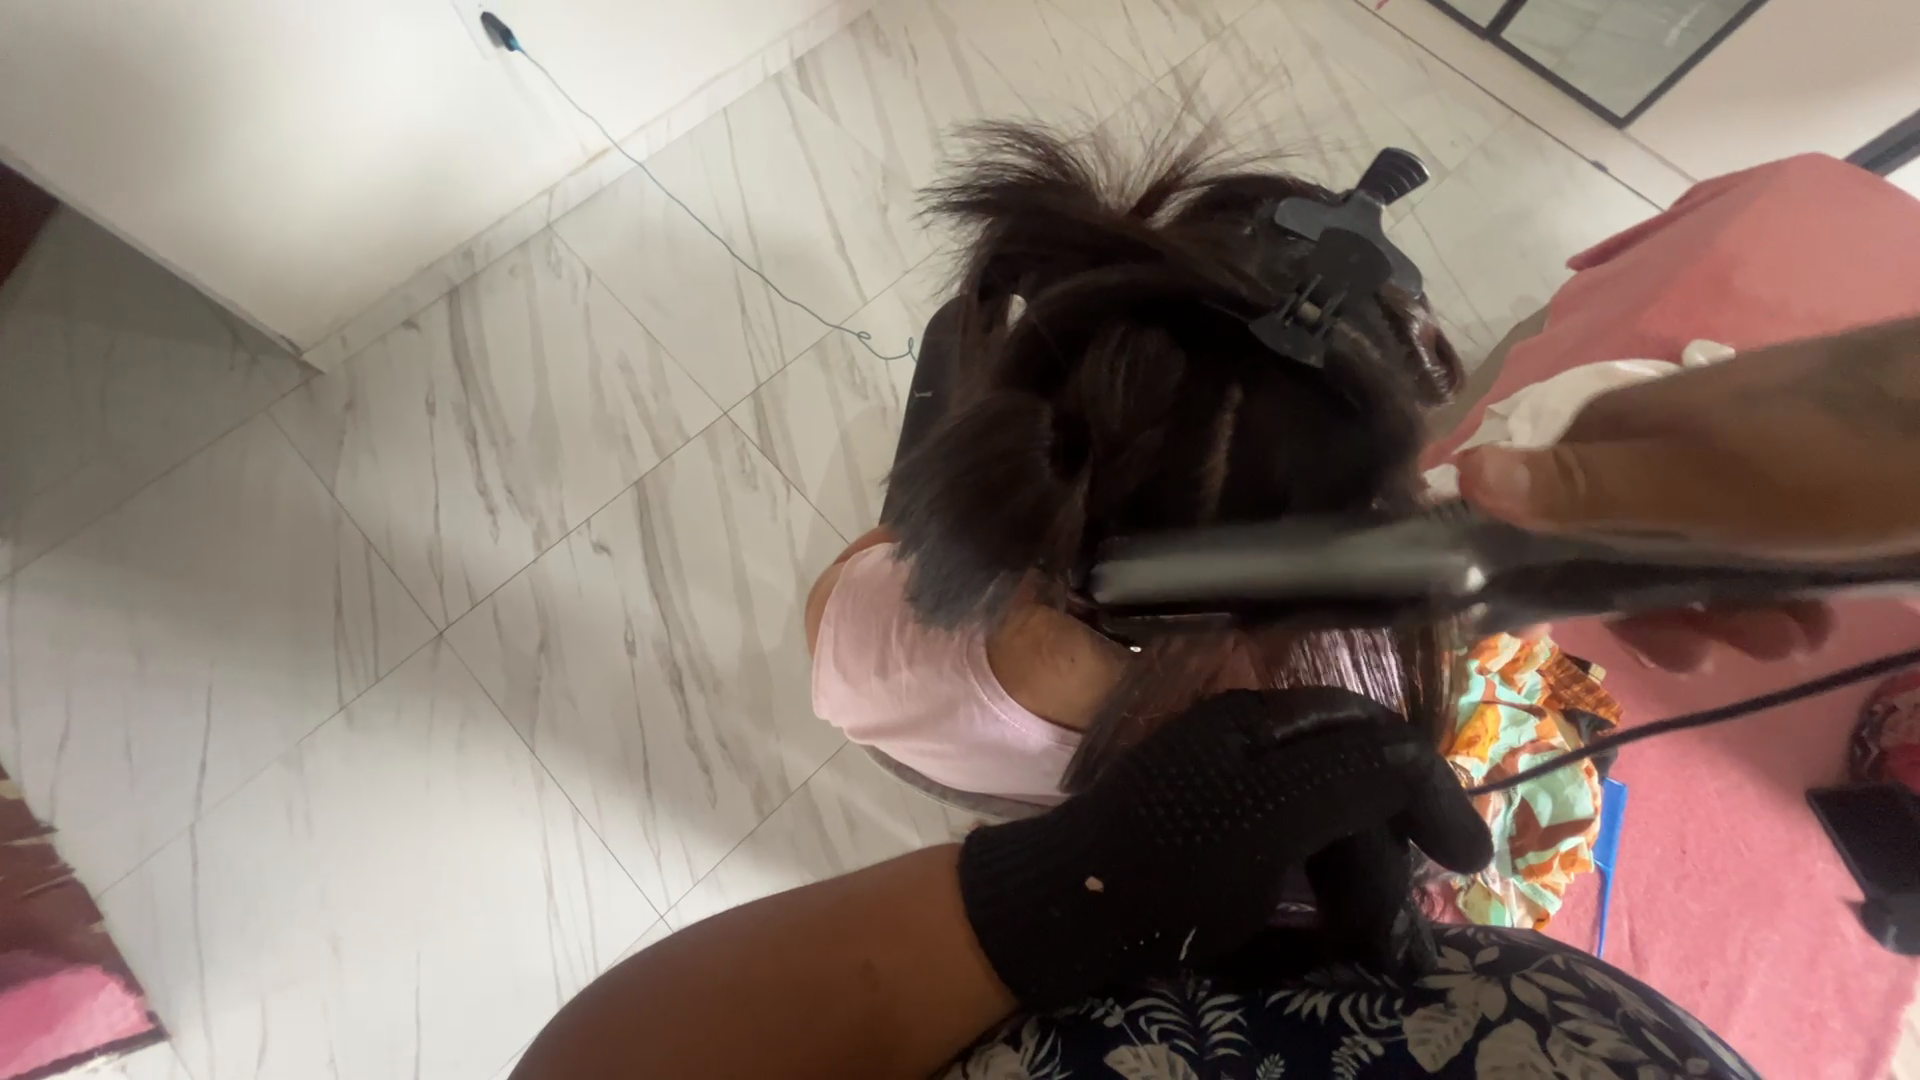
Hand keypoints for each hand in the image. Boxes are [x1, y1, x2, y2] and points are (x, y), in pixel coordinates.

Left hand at [956, 688, 1490, 1006]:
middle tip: (1403, 936)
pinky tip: (1331, 934)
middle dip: (1385, 858)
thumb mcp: (1270, 812)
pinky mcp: (1217, 833)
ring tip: (1372, 951)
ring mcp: (1229, 788)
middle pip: (1349, 785)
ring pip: (1323, 825)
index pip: (1368, 733)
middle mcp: (1246, 743)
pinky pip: (1290, 850)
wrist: (1075, 906)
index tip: (1465, 860)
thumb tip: (1416, 751)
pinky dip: (1321, 889)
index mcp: (1258, 721)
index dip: (1425, 787)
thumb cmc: (1172, 857)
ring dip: (1358, 885)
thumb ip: (1347, 773)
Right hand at [1458, 315, 1919, 670]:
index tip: (1616, 634)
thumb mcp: (1697, 486)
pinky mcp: (1777, 479)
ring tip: (1791, 639)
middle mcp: (1642, 448)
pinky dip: (1767, 592)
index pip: (1538, 524)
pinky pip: (1738, 548)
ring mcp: (1712, 461)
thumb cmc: (1840, 457)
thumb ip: (1579, 488)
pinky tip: (1812, 615)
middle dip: (1660, 610)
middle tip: (1718, 650)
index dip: (1559, 586)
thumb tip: (1459, 474)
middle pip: (1608, 548)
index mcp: (1604, 440)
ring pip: (1677, 554)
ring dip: (1722, 612)